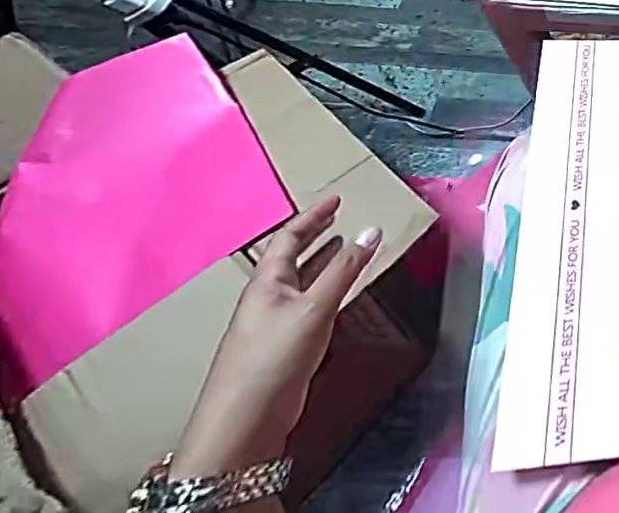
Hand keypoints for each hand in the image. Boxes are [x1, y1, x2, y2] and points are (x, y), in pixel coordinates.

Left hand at [172, 196, 380, 478]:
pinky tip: (342, 284)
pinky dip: (328, 282)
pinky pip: (311, 297)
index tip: (335, 200)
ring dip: (324, 257)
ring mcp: (274, 319)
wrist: (245, 419)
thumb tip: (373, 230)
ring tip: (347, 242)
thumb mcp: (314, 307)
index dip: (312, 217)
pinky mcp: (287, 339)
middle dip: (316, 234)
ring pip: (302, 277)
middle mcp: (267, 297)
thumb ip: (346, 269)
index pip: (288, 239)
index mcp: (265, 284)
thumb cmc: (273, 357)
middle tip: (340, 215)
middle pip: (291, 256)